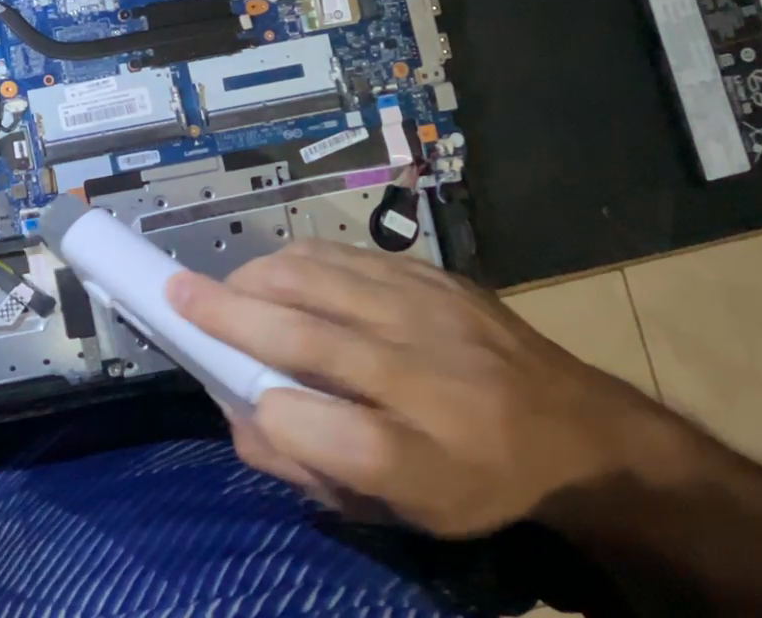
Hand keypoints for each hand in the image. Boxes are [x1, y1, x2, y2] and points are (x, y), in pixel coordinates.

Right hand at [168, 240, 673, 536]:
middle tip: (176, 296)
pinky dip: (294, 262)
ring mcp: (435, 314)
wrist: (585, 437)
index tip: (237, 397)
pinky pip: (342, 254)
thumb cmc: (473, 480)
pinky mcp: (435, 276)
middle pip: (306, 334)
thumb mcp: (397, 508)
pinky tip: (282, 278)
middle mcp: (432, 379)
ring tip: (227, 288)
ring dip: (254, 278)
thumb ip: (304, 464)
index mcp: (433, 459)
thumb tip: (236, 406)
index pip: (334, 439)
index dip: (271, 417)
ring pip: (315, 276)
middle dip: (226, 312)